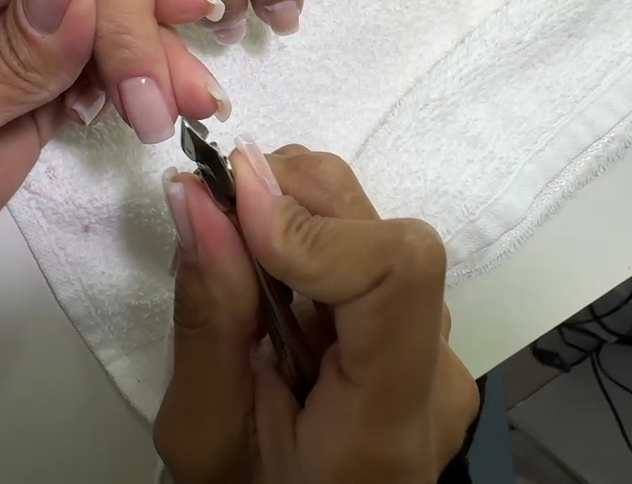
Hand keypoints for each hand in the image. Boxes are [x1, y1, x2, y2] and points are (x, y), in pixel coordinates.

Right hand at [154, 145, 478, 482]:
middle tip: (211, 218)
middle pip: (380, 229)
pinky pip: (364, 238)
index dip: (310, 224)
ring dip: (287, 207)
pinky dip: (300, 228)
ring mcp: (435, 340)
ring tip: (231, 253)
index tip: (228, 204)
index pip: (399, 269)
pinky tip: (263, 270)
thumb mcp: (203, 435)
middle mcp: (435, 366)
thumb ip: (206, 319)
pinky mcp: (416, 318)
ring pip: (370, 219)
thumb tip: (196, 198)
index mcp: (387, 422)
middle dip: (283, 197)